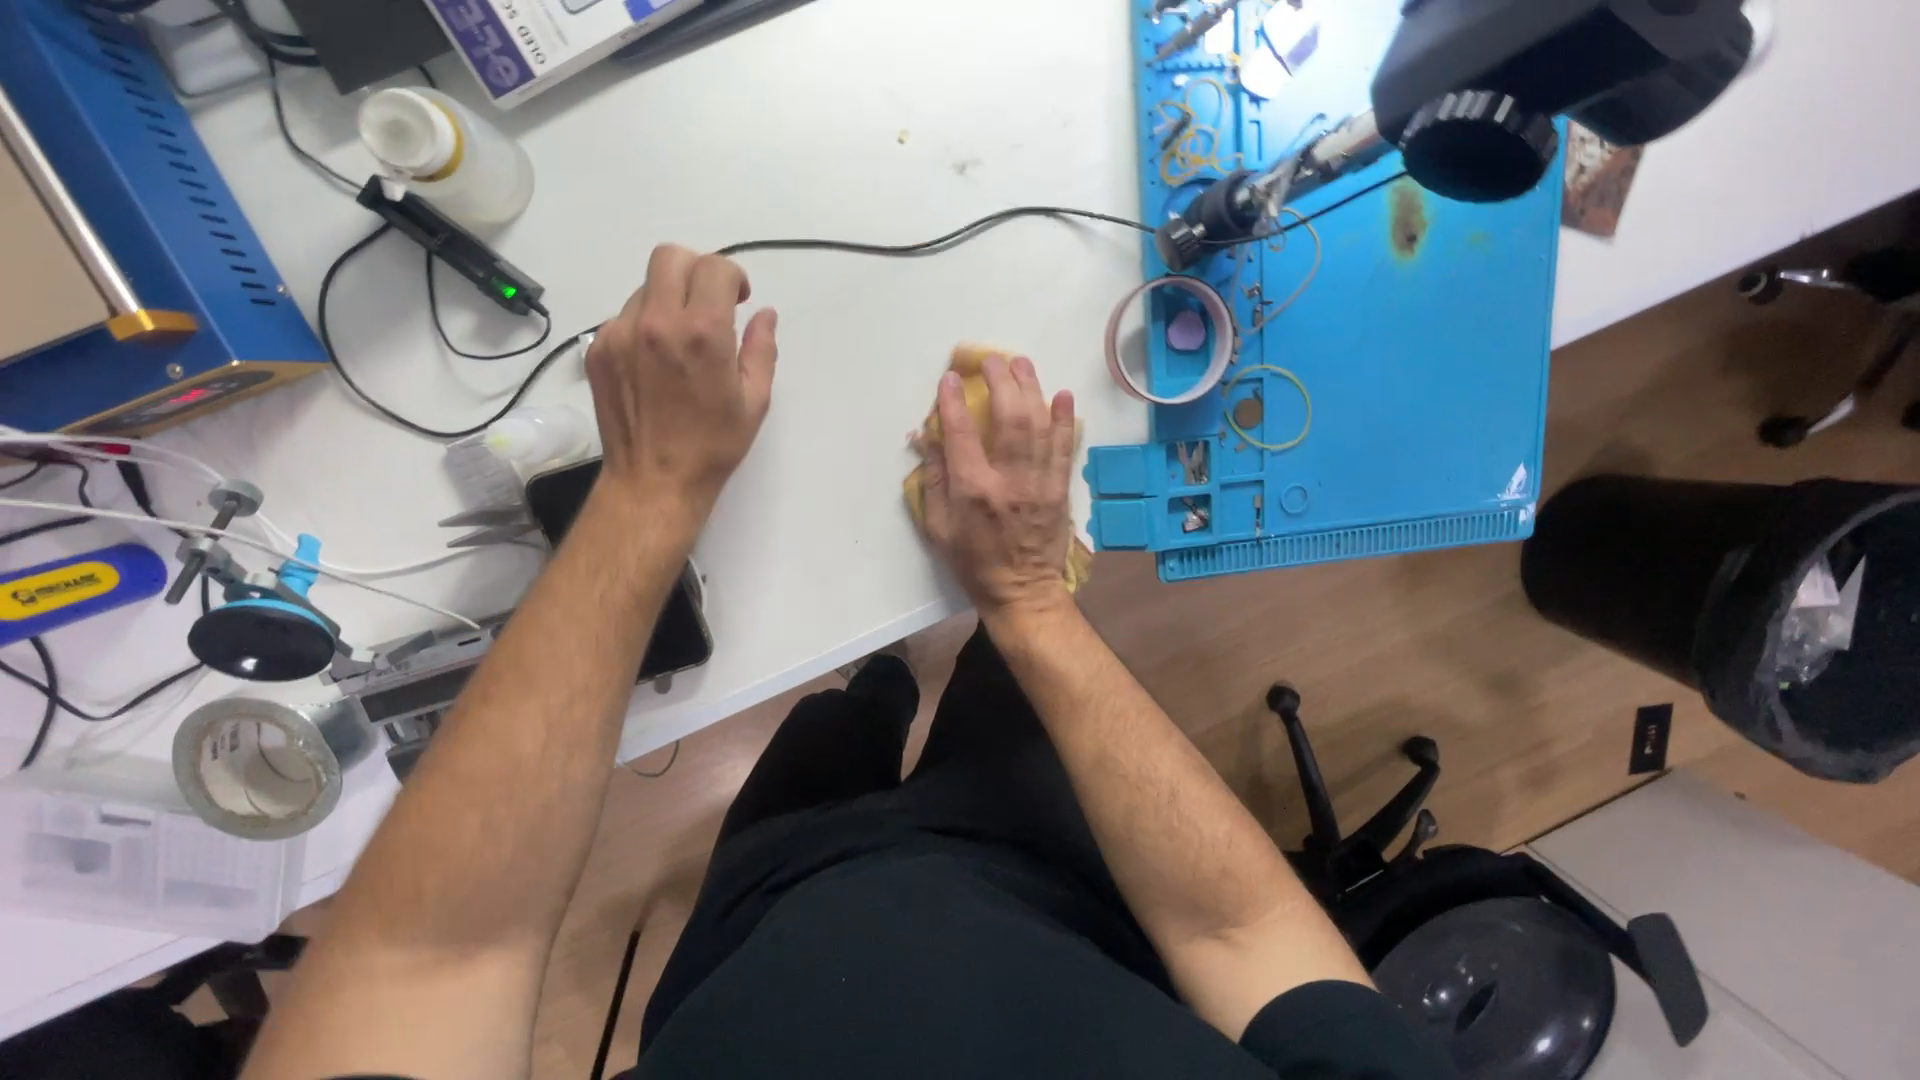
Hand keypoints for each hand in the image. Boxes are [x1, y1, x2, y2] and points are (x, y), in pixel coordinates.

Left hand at [585, 245, 777, 526]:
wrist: (654, 480)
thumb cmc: (713, 446)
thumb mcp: (754, 400)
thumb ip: (761, 349)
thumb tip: (764, 315)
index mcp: (702, 333)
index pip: (714, 267)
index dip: (732, 276)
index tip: (737, 299)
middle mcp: (657, 323)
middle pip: (670, 257)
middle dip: (696, 270)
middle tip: (709, 303)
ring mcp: (619, 334)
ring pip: (645, 287)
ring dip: (668, 300)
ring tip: (680, 342)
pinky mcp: (598, 349)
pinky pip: (624, 317)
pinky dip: (644, 326)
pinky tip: (656, 362)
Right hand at [915, 354, 1075, 617]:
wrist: (1022, 591)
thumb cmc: (973, 562)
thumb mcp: (939, 527)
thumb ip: (933, 479)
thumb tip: (925, 436)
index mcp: (973, 491)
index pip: (962, 434)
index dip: (954, 401)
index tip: (950, 378)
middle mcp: (1009, 480)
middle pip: (1008, 418)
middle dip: (999, 382)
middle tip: (991, 360)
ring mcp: (1039, 483)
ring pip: (1039, 424)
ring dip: (1031, 388)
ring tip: (1021, 363)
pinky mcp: (1059, 488)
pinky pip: (1065, 446)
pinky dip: (1065, 419)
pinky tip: (1062, 394)